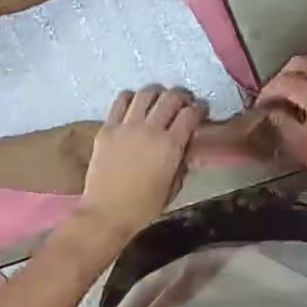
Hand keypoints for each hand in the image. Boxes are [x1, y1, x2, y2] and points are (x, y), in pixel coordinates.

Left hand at [79, 86, 202, 241]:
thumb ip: (181, 163)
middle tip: (182, 103)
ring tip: (158, 101)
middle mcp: (149, 130)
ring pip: (145, 94)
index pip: (190, 114)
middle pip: (170, 98)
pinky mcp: (107, 129)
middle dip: (181, 97)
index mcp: (170, 146)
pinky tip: (134, 105)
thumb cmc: (143, 207)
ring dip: (156, 94)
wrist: (107, 213)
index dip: (199, 109)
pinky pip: (120, 102)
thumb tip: (186, 147)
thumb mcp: (172, 188)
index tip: (200, 111)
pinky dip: (131, 98)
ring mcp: (126, 127)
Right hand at [255, 56, 306, 202]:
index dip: (266, 92)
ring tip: (285, 103)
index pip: (284, 81)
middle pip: (300, 63)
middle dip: (280, 79)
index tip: (257, 107)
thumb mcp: (299, 145)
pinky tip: (304, 106)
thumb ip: (280, 121)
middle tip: (270, 100)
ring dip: (296, 80)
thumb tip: (270, 110)